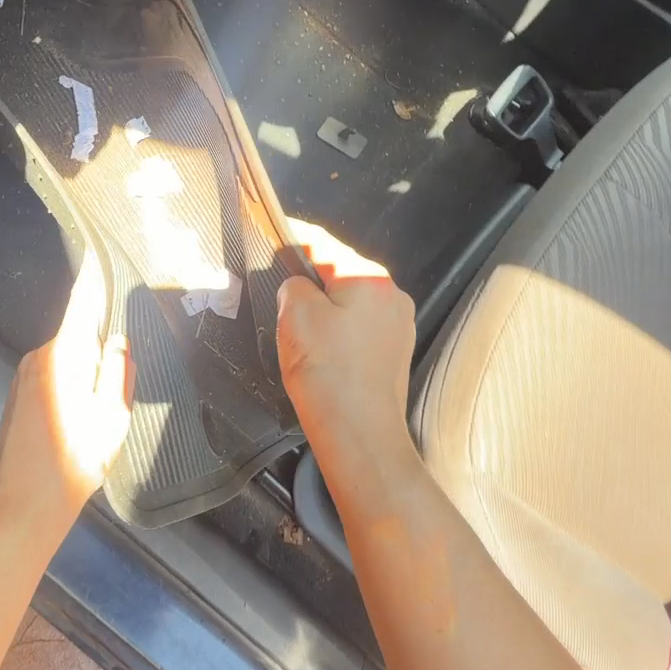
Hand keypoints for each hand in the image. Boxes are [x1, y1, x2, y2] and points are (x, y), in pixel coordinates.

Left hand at [0, 251, 135, 525]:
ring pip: (65, 355)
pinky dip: (71, 380)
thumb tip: (118, 340)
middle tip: (129, 353)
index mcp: (64, 354)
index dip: (97, 276)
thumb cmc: (76, 460)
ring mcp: (24, 375)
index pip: (83, 301)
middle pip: (76, 331)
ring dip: (86, 364)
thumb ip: (118, 372)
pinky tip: (82, 410)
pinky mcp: (19, 395)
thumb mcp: (112, 417)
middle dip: (101, 337)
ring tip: (109, 392)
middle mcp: (39, 356)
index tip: (106, 251)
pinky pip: (53, 373)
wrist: (24, 504)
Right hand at [277, 220, 417, 473]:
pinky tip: (321, 356)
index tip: (273, 235)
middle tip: (280, 301)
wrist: (360, 434)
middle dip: (310, 284)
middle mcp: (391, 295)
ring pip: (349, 304)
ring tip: (299, 336)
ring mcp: (398, 326)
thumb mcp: (296, 317)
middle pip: (339, 276)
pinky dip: (337, 334)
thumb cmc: (326, 373)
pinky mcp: (394, 354)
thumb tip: (298, 287)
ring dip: (324, 312)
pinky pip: (358, 330)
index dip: (294, 241)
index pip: (324, 246)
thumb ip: (294, 287)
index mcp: (369, 278)